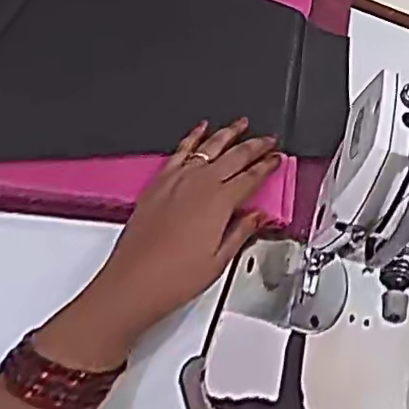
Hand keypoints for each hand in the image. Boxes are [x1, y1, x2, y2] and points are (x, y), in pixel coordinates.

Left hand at [31, 120, 281, 371]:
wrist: (131, 284)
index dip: (268, 165)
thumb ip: (242, 231)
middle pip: (237, 155)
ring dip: (230, 132)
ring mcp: (179, 179)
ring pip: (212, 145)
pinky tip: (201, 128)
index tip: (277, 159)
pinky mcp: (160, 180)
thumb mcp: (218, 261)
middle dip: (256, 145)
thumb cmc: (172, 278)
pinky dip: (194, 135)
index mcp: (221, 201)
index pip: (252, 176)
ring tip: (242, 124)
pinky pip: (182, 149)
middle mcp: (201, 183)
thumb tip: (259, 216)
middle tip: (268, 140)